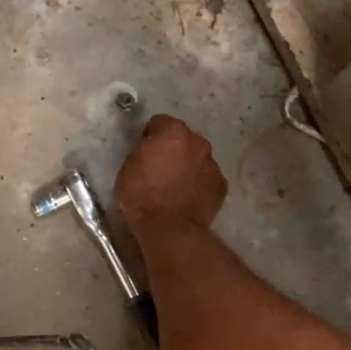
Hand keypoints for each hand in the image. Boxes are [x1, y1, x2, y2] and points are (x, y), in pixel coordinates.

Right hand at [115, 114, 227, 230]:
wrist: (169, 227)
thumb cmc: (141, 194)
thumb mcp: (129, 166)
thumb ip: (143, 152)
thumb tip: (150, 152)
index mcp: (173, 132)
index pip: (160, 122)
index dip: (150, 135)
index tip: (144, 150)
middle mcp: (198, 142)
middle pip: (184, 139)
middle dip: (174, 149)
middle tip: (160, 168)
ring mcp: (213, 164)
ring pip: (198, 159)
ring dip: (188, 166)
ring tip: (175, 186)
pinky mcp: (221, 186)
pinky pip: (207, 179)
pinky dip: (199, 184)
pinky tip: (188, 198)